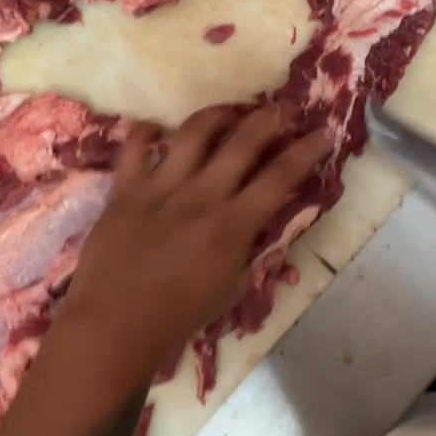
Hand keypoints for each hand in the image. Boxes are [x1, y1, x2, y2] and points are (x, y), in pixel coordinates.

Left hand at [64, 104, 330, 367]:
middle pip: (242, 142)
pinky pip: (135, 145)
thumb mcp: (231, 288)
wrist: (112, 328)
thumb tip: (262, 222)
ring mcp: (159, 188)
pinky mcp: (124, 189)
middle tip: (284, 107)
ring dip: (218, 114)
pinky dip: (148, 130)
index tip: (323, 132)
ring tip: (230, 112)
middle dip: (270, 118)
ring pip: (193, 132)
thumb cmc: (177, 317)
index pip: (280, 177)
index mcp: (231, 226)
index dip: (306, 151)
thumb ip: (250, 250)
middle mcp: (200, 197)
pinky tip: (159, 129)